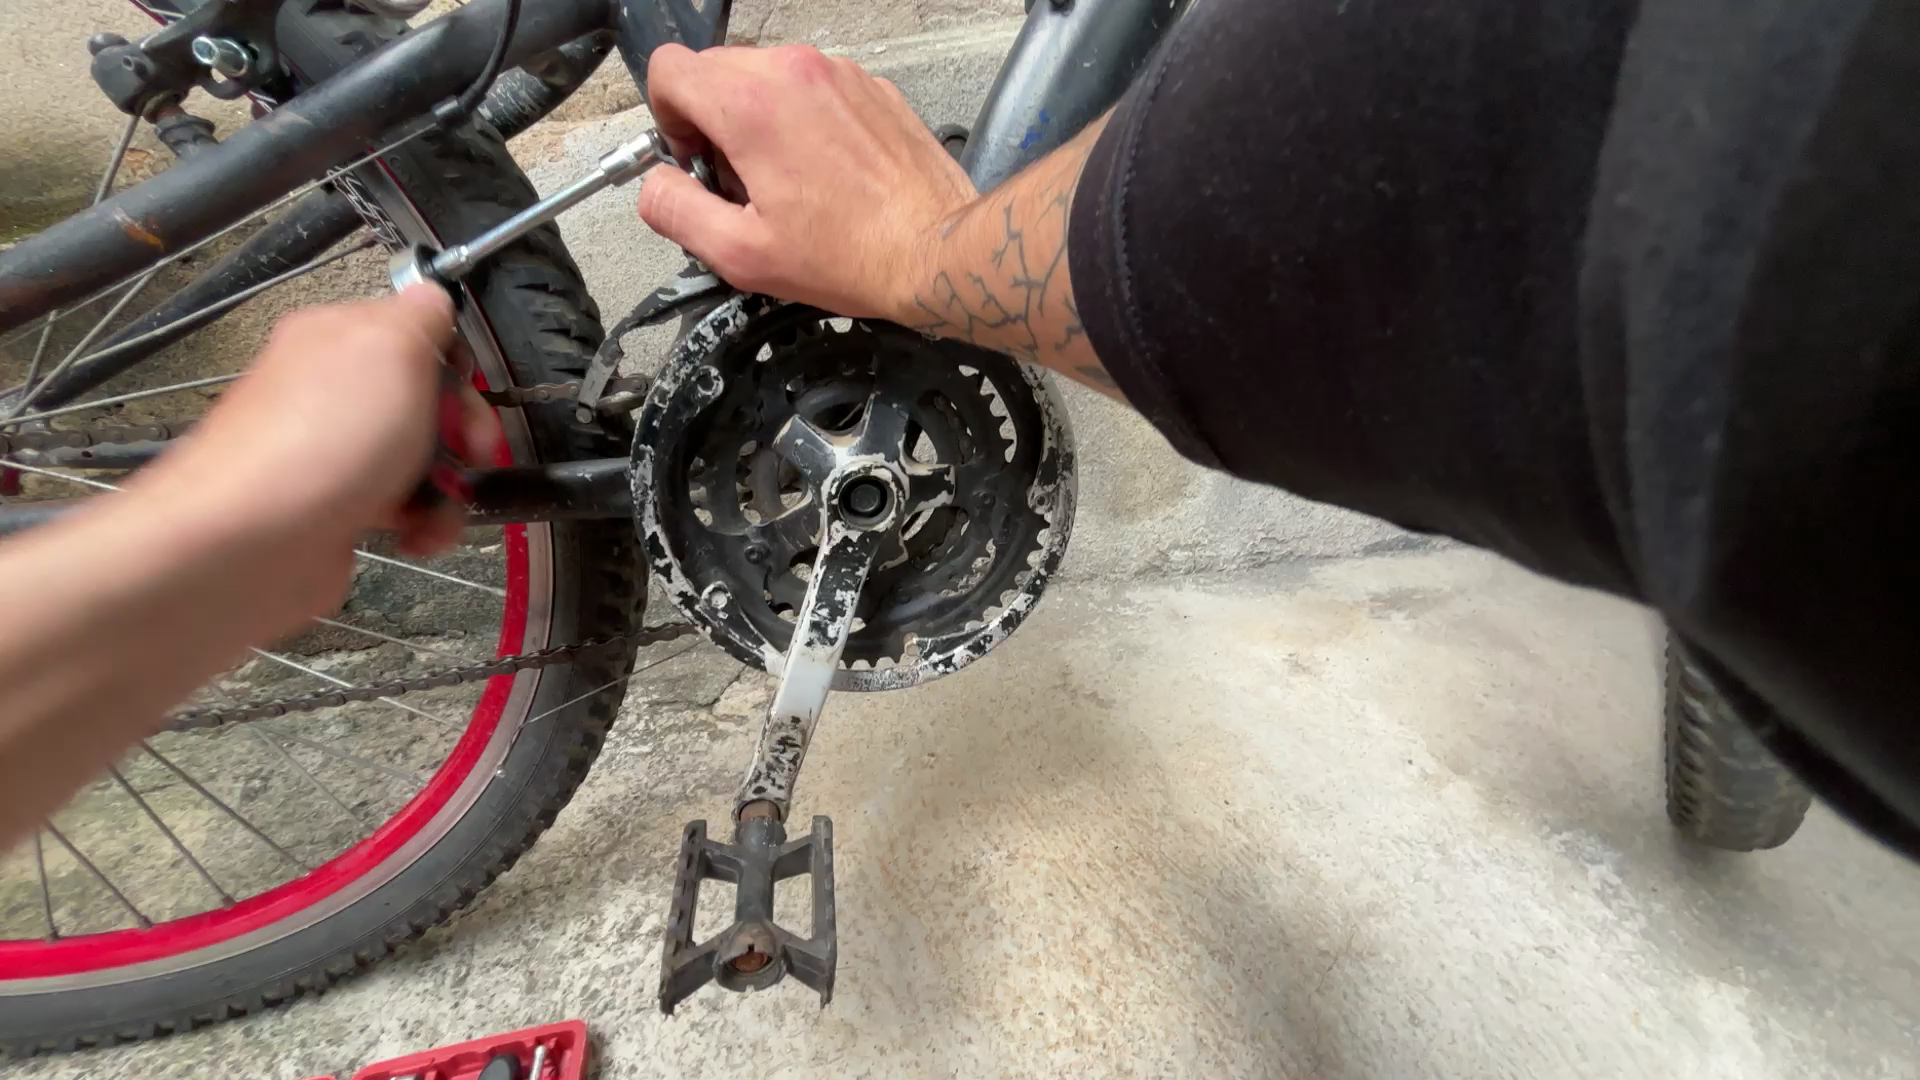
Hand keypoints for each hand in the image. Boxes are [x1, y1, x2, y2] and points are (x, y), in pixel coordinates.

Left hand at [131, 286, 499, 640]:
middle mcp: (335, 391)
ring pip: (428, 459)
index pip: (423, 337)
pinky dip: (427, 522)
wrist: (254, 542)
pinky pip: (409, 506)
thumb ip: (420, 317)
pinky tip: (419, 534)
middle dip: (466, 434)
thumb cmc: (329, 442)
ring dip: (451, 487)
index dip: (461, 370)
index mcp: (340, 341)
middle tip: (470, 455)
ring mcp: (338, 450)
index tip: (471, 398)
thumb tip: (433, 293)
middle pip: (433, 403)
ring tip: (442, 508)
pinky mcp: (344, 505)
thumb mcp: (390, 353)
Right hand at [636, 43, 977, 321]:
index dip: (669, 120)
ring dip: (764, 123)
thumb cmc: (852, 258)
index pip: (669, 71)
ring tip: (793, 186)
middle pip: (719, 73)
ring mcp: (841, 75)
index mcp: (752, 104)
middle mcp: (795, 71)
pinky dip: (810, 124)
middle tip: (745, 187)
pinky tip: (831, 177)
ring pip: (770, 79)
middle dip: (716, 125)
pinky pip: (818, 92)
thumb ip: (677, 212)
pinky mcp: (875, 90)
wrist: (936, 253)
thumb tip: (655, 186)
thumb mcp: (743, 254)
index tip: (696, 163)